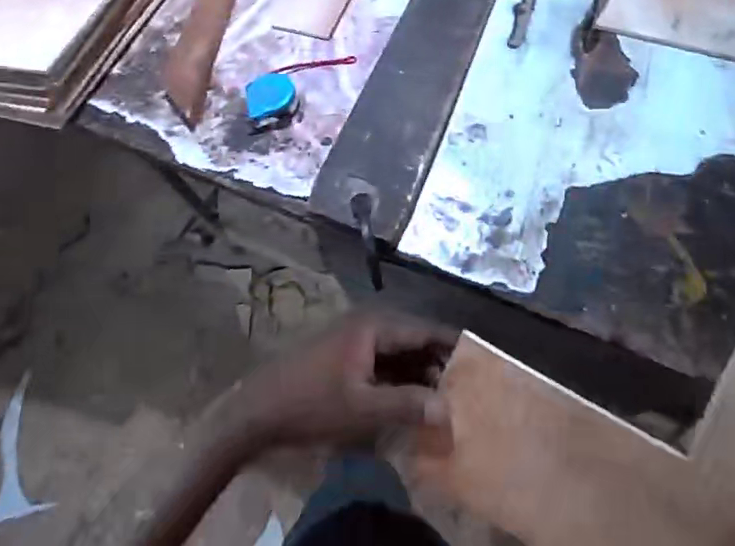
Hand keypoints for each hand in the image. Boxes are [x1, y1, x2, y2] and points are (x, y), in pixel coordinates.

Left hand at [215, 310, 458, 454]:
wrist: (255, 411)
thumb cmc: (311, 403)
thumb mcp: (362, 409)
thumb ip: (407, 405)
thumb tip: (449, 408)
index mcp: (376, 325)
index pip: (425, 330)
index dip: (452, 347)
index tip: (479, 363)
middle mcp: (369, 323)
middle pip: (414, 340)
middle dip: (438, 364)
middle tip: (465, 389)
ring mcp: (356, 339)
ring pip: (399, 353)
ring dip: (419, 374)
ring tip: (444, 399)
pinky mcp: (345, 356)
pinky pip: (383, 363)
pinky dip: (399, 379)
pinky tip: (411, 401)